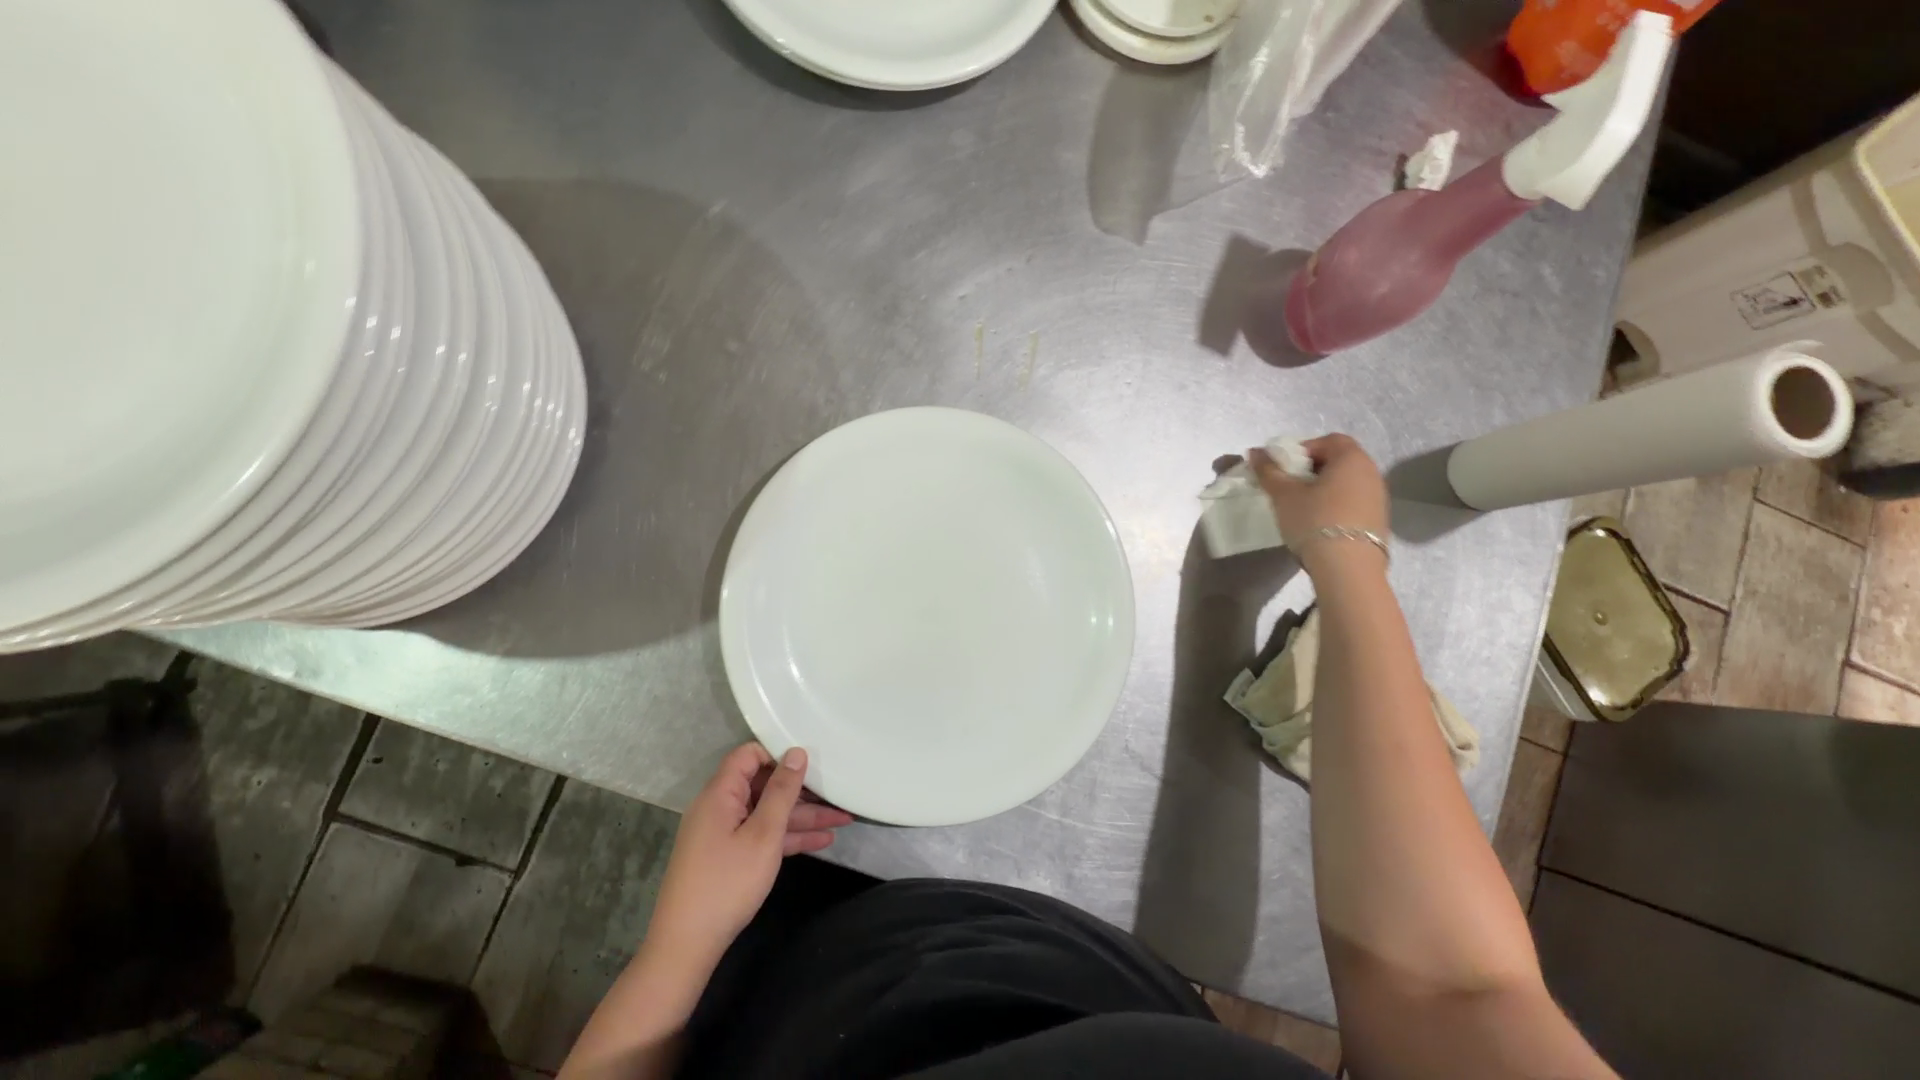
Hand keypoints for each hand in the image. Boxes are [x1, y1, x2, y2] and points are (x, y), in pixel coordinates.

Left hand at [646, 743, 853, 967]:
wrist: (688, 942)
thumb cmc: (728, 882)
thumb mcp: (763, 834)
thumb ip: (782, 792)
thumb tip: (796, 753)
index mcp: (720, 794)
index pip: (748, 755)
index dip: (778, 755)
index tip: (811, 762)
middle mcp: (719, 808)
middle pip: (762, 786)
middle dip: (800, 790)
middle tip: (837, 793)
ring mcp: (723, 834)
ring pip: (767, 814)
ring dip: (802, 817)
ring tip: (844, 819)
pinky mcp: (728, 857)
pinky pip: (762, 836)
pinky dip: (788, 837)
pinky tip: (822, 841)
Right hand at [1249, 434, 1387, 571]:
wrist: (1348, 568)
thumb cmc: (1314, 520)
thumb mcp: (1284, 495)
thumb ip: (1269, 470)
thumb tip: (1255, 451)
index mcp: (1351, 458)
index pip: (1328, 440)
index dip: (1303, 450)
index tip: (1285, 469)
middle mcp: (1371, 472)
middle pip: (1339, 461)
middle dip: (1313, 470)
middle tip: (1291, 488)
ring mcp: (1379, 497)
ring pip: (1347, 484)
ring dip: (1325, 490)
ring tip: (1304, 509)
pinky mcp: (1380, 521)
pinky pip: (1354, 503)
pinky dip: (1337, 507)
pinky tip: (1322, 526)